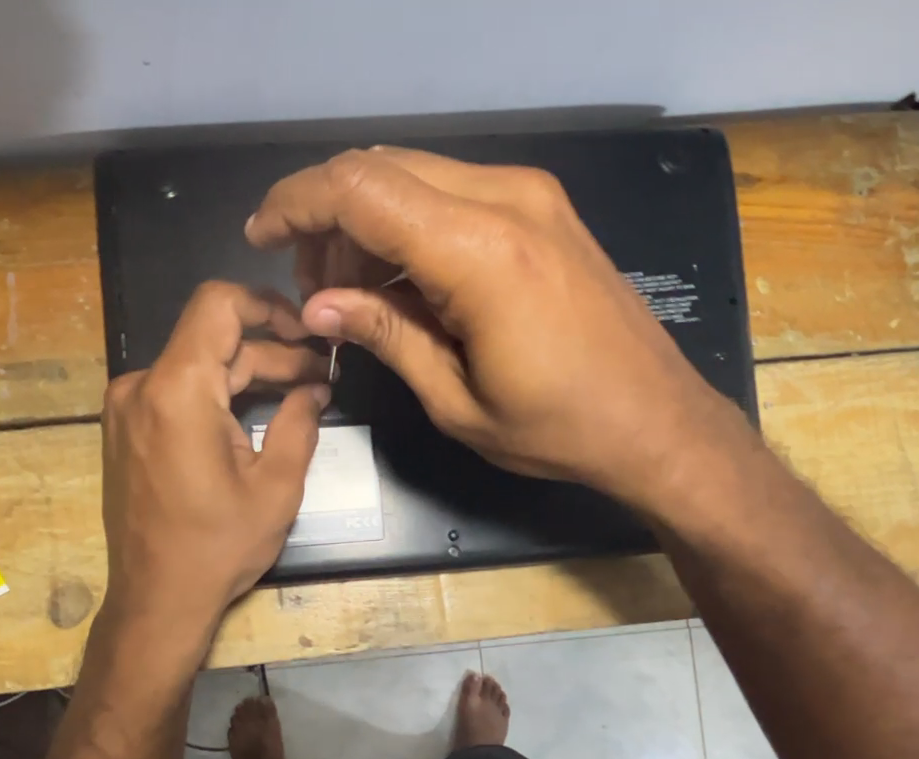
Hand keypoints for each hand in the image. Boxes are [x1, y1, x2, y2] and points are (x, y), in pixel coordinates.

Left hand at [100, 282, 329, 629]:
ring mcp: (127, 409)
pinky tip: (255, 417)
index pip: (218, 304)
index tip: (306, 332)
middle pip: (213, 342)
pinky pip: (177, 394)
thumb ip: (300, 423)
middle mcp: (142, 386)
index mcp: (178, 390)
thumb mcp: (277, 487)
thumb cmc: (219, 547)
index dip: (267, 305)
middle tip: (322, 378)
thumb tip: (317, 388)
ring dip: (247, 377)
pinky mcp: (126, 431)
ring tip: (299, 397)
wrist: (157, 600)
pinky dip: (217, 396)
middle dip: (271, 353)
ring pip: (197, 368)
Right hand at [245, 147, 744, 512]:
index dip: (296, 204)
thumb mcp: (457, 400)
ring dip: (368, 222)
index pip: (360, 189)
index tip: (261, 238)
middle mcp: (507, 199)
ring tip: (351, 294)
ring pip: (415, 176)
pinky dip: (410, 227)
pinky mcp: (543, 211)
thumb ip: (385, 336)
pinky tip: (401, 283)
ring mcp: (531, 197)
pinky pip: (453, 195)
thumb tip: (316, 306)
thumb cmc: (559, 428)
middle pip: (382, 168)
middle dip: (328, 217)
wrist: (657, 421)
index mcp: (481, 252)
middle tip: (313, 289)